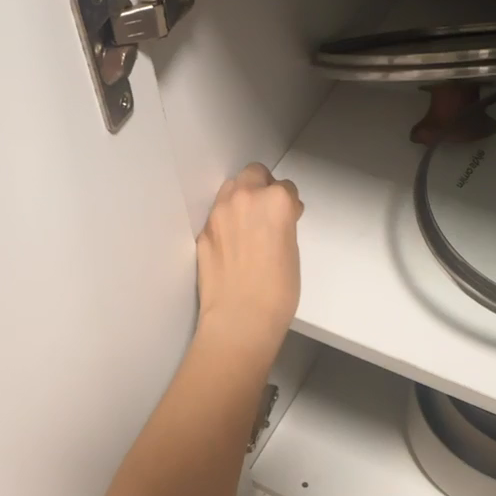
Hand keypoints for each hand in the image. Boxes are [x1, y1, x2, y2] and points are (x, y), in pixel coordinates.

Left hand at [196, 163, 302, 350]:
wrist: (240, 319)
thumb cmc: (276, 293)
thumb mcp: (292, 251)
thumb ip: (283, 225)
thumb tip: (277, 221)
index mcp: (275, 201)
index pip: (286, 187)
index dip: (289, 204)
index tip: (290, 219)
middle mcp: (244, 198)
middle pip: (254, 175)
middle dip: (262, 188)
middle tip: (268, 214)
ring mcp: (219, 215)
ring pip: (231, 190)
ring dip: (241, 201)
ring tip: (248, 227)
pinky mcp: (203, 233)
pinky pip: (217, 218)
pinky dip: (225, 224)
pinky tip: (232, 247)